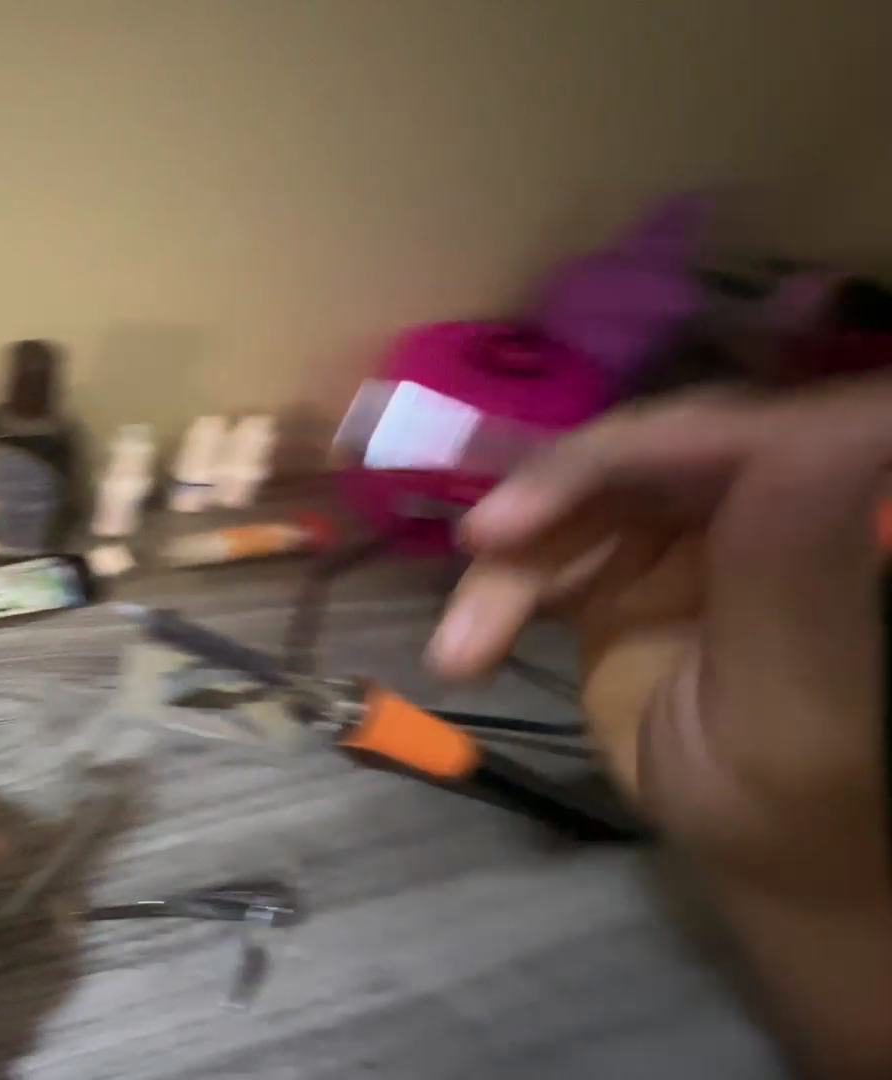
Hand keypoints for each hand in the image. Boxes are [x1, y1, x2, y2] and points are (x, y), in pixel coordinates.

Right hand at [425, 379, 891, 1073]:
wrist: (756, 853)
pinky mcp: (610, 569)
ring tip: (459, 647)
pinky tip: (462, 650)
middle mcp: (769, 508)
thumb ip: (790, 572)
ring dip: (502, 572)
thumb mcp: (799, 702)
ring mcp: (683, 535)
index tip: (566, 492)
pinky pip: (528, 556)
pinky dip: (485, 601)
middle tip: (485, 539)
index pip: (757, 434)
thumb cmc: (800, 802)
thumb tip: (808, 437)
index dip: (650, 446)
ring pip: (565, 507)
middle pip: (646, 453)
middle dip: (555, 494)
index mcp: (855, 520)